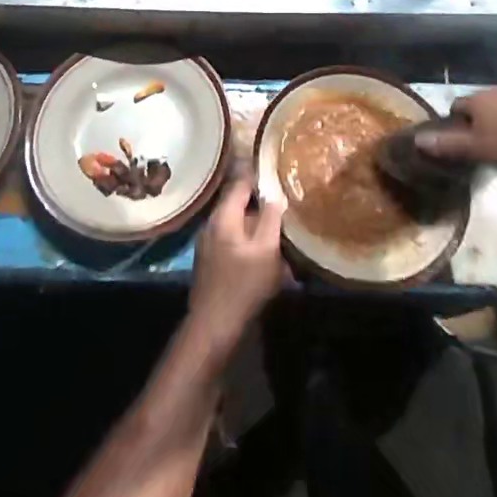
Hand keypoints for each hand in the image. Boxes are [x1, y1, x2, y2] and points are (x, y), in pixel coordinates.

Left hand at [188, 167, 286, 351]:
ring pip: (238, 225)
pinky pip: (234, 241)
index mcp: (223, 216)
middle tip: (286, 202)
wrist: (214, 324)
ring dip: (258, 225)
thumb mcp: (265, 250)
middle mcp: (212, 224)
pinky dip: (251, 242)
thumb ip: (271, 218)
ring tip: (281, 230)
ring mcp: (209, 243)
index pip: (240, 183)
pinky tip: (268, 255)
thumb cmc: (243, 285)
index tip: (279, 172)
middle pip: (239, 204)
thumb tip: (276, 194)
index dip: (259, 176)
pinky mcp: (212, 261)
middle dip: (261, 203)